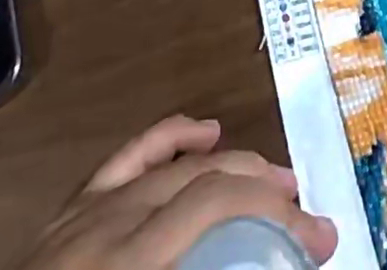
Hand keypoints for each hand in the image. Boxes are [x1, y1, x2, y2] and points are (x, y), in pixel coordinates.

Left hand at [17, 115, 337, 269]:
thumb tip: (255, 268)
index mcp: (130, 265)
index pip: (212, 205)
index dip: (272, 209)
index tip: (316, 235)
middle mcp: (110, 226)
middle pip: (201, 179)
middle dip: (262, 188)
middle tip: (305, 213)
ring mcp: (87, 211)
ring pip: (174, 164)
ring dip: (231, 164)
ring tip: (272, 177)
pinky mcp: (71, 210)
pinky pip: (127, 158)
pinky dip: (169, 138)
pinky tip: (205, 131)